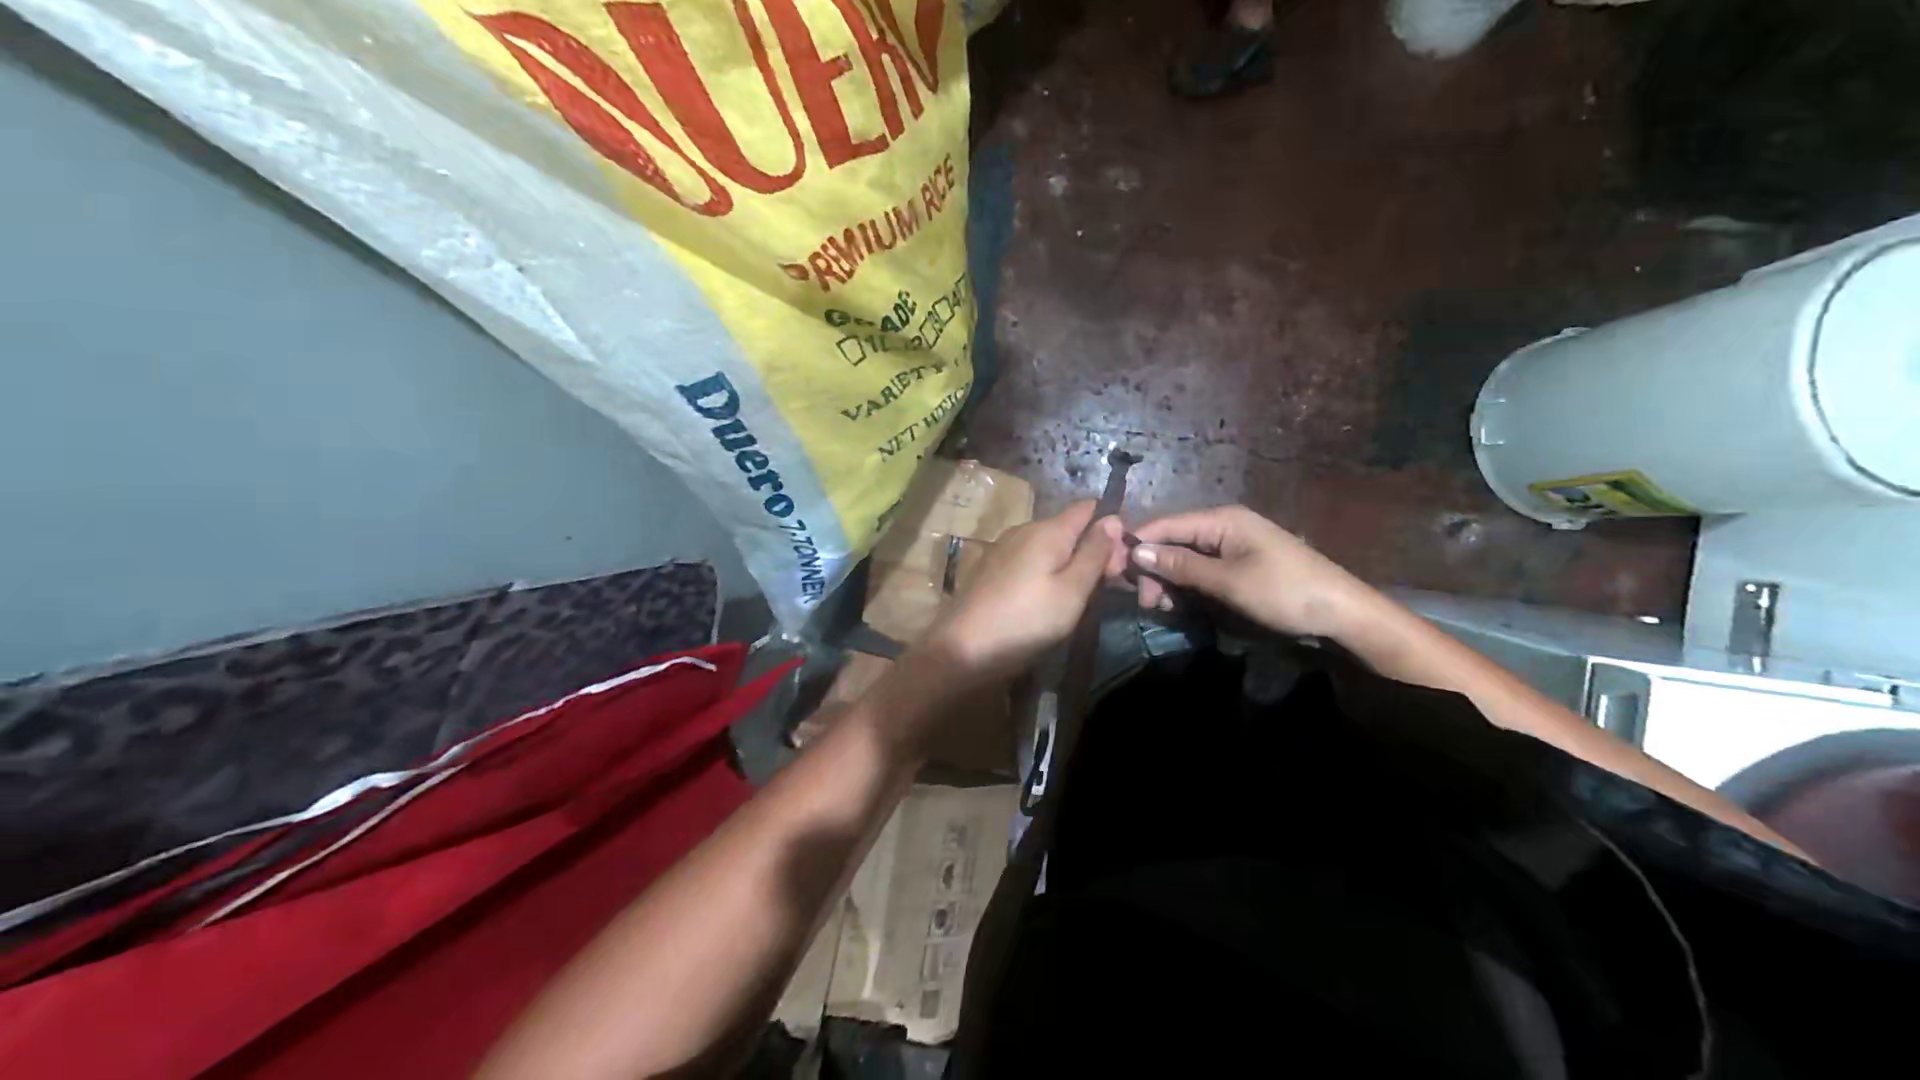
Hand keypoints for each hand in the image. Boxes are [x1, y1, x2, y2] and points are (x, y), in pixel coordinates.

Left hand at [921, 501, 1120, 686]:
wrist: (963, 648)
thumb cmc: (1026, 619)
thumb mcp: (1072, 590)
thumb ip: (1094, 553)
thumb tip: (1113, 518)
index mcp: (1047, 529)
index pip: (1087, 508)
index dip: (1110, 527)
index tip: (1121, 559)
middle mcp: (1024, 529)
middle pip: (1067, 528)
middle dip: (1090, 548)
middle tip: (1105, 586)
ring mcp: (1003, 548)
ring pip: (1048, 545)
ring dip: (1067, 563)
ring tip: (1078, 597)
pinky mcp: (991, 569)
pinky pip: (1029, 560)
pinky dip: (1044, 573)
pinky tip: (1045, 600)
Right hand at [1111, 505, 1370, 637]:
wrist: (1342, 614)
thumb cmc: (1284, 592)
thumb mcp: (1228, 581)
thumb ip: (1181, 565)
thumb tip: (1136, 550)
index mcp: (1221, 519)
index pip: (1164, 524)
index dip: (1137, 545)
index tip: (1115, 574)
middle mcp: (1223, 525)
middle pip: (1172, 541)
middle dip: (1153, 569)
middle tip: (1147, 603)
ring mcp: (1232, 545)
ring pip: (1184, 558)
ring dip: (1168, 581)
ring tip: (1162, 608)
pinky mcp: (1239, 564)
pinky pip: (1201, 569)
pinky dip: (1187, 586)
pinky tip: (1180, 605)